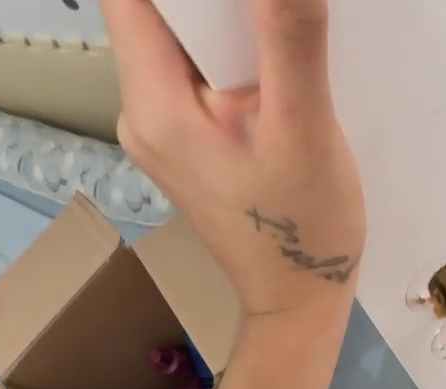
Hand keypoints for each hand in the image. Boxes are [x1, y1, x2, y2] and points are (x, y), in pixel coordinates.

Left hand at [100, 0, 365, 320]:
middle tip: (269, 23)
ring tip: (276, 43)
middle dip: (212, 5)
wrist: (299, 302)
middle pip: (154, 10)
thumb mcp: (306, 129)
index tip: (234, 4)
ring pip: (176, 41)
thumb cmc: (303, 228)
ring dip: (222, 26)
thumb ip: (289, 36)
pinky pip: (192, 77)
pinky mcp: (183, 148)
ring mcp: (159, 134)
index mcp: (153, 103)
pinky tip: (268, 78)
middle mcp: (139, 112)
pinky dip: (226, 60)